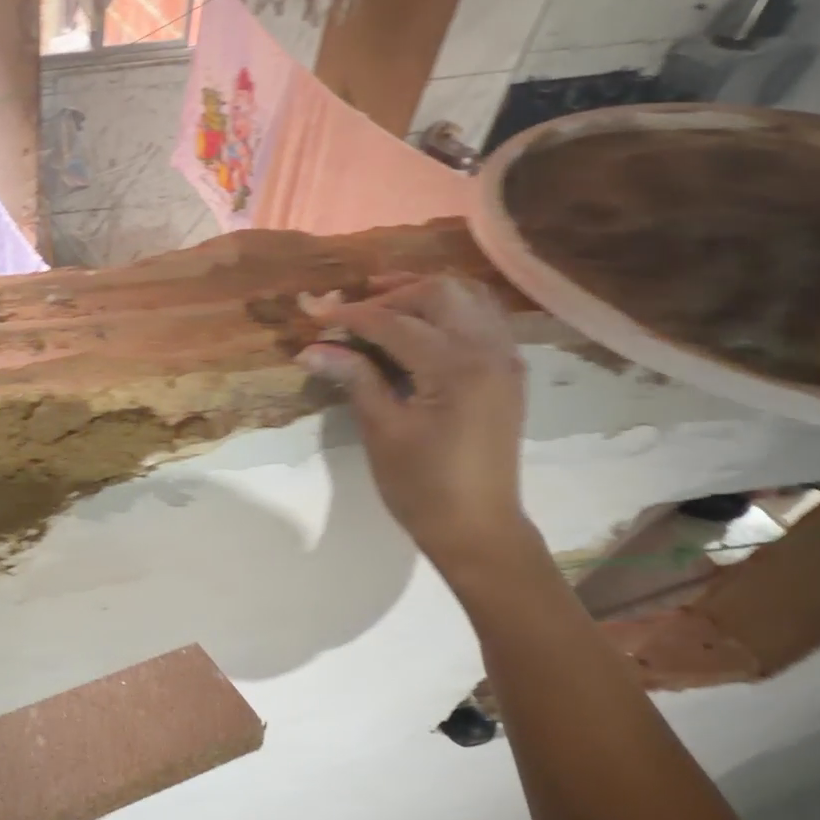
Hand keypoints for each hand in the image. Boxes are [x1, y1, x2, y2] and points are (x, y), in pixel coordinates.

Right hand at [297, 274, 536, 574]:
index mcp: (458, 368)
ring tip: (382, 304)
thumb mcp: (383, 432)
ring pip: (468, 297)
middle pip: (440, 293)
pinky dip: (449, 310)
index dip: (353, 315)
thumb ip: (355, 380)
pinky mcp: (508, 370)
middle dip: (391, 294)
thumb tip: (311, 349)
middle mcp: (490, 350)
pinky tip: (419, 325)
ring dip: (423, 295)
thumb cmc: (422, 487)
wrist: (477, 526)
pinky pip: (483, 318)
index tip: (315, 312)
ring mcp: (506, 358)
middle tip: (349, 309)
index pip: (398, 324)